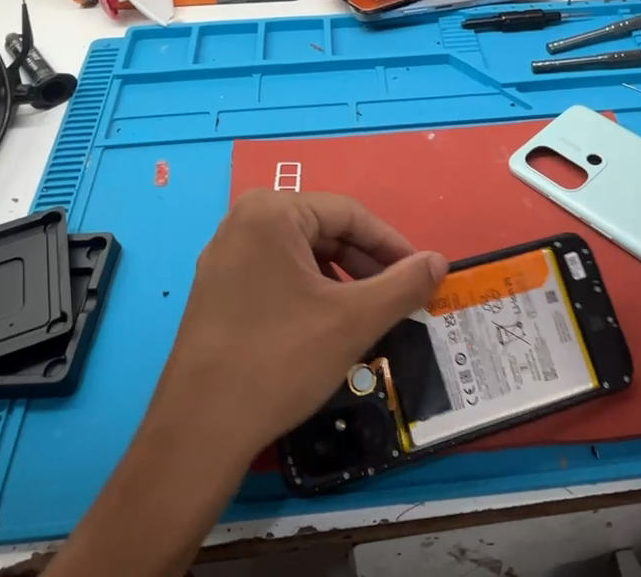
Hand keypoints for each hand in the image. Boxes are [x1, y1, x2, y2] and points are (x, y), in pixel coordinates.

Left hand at [152, 190, 447, 457]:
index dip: (392, 244)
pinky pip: (276, 273)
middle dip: (366, 263)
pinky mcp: (215, 289)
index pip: (349, 214)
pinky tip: (328, 324)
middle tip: (402, 296)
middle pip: (323, 230)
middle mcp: (241, 221)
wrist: (200, 429)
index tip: (424, 274)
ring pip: (301, 254)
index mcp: (270, 211)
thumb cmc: (280, 360)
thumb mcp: (354, 320)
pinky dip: (310, 291)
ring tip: (370, 313)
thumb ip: (403, 284)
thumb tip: (439, 261)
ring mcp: (223, 255)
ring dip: (342, 279)